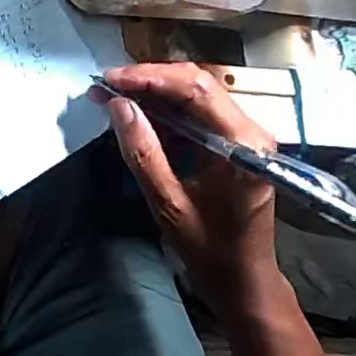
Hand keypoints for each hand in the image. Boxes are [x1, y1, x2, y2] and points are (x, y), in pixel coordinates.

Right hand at [99, 63, 287, 325]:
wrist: (242, 277)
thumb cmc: (210, 248)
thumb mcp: (168, 203)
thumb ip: (143, 152)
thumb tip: (118, 107)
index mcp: (242, 144)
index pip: (196, 89)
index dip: (149, 78)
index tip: (111, 80)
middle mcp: (249, 130)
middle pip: (197, 84)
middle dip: (148, 80)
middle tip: (106, 86)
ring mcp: (243, 135)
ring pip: (194, 94)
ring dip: (153, 93)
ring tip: (113, 98)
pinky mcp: (232, 142)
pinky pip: (196, 113)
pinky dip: (164, 110)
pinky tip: (137, 116)